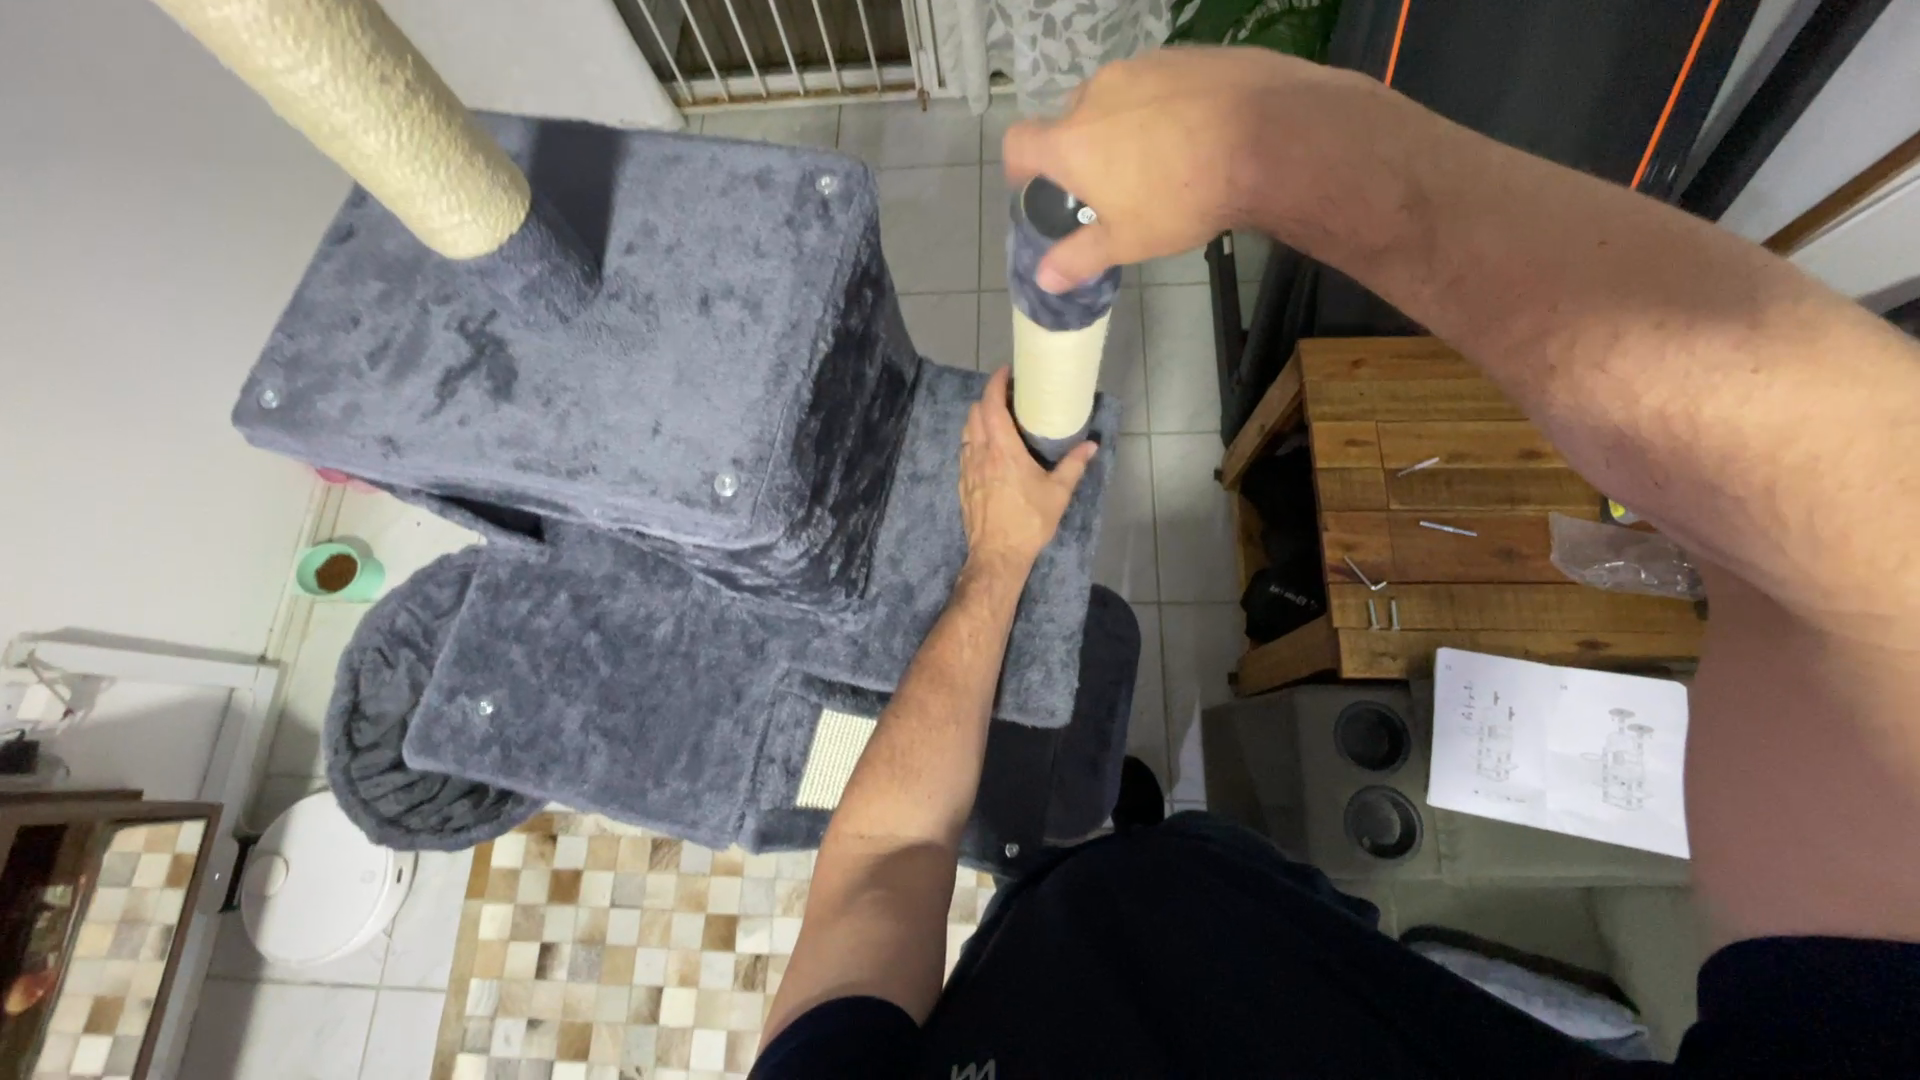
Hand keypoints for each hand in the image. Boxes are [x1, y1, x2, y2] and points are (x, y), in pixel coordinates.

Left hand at [959, 367, 1097, 569]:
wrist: (997, 555)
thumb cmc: (1029, 522)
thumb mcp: (1058, 493)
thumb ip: (1073, 466)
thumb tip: (1091, 446)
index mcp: (1002, 449)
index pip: (991, 405)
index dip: (995, 383)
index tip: (1006, 372)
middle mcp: (980, 453)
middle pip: (974, 413)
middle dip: (987, 398)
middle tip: (1007, 396)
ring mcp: (967, 470)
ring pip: (966, 432)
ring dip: (978, 418)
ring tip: (996, 419)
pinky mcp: (963, 485)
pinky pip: (964, 452)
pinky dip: (973, 440)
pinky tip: (987, 450)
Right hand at [1002, 46, 1344, 291]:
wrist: (1267, 136)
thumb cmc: (1182, 198)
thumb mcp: (1127, 241)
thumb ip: (1079, 257)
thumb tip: (1043, 278)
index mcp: (1071, 141)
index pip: (1019, 143)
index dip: (1019, 166)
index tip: (1033, 185)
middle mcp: (1097, 93)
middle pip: (1069, 119)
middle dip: (1078, 148)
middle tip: (1107, 182)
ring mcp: (1141, 67)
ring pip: (1114, 98)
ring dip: (1119, 125)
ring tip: (1155, 158)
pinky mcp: (1182, 54)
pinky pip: (1155, 83)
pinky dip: (1159, 106)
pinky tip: (1191, 132)